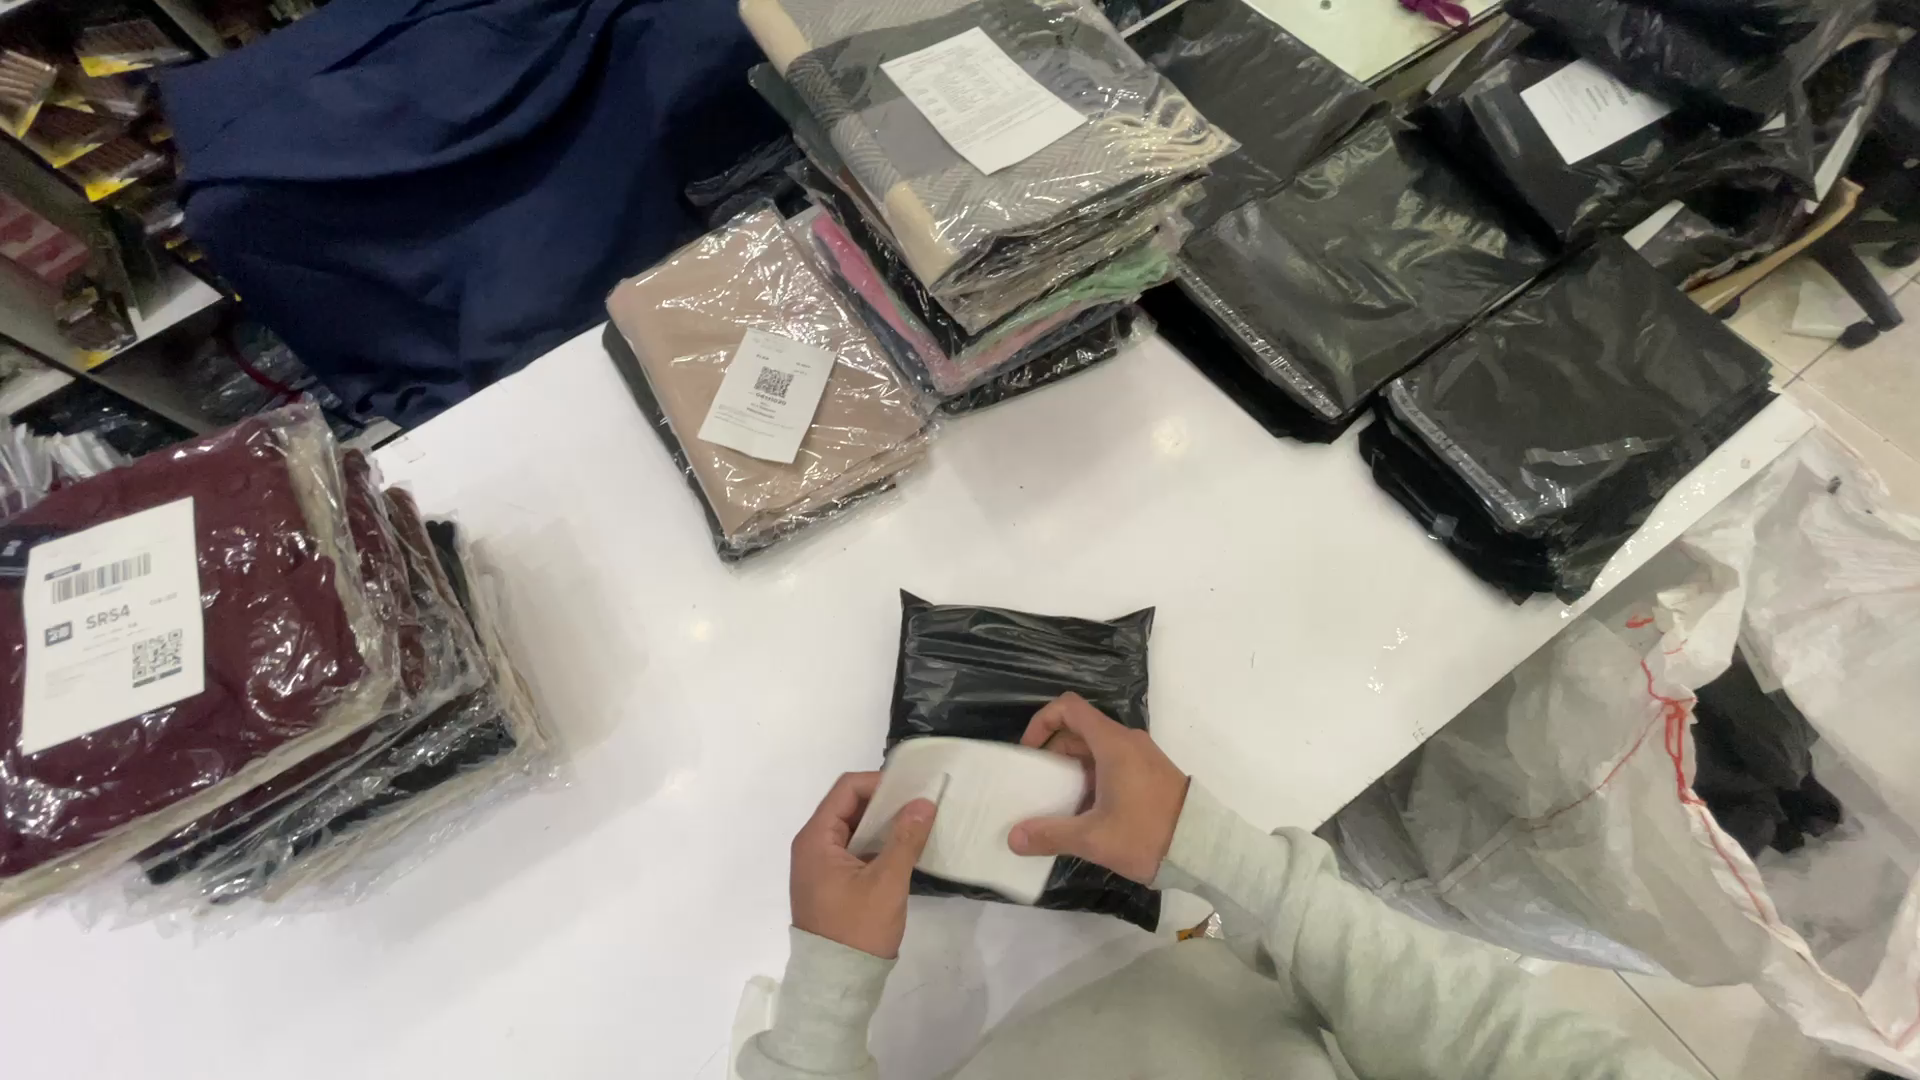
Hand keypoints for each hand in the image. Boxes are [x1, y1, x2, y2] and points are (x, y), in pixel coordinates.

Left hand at [789, 771, 935, 958]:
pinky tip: (903, 849)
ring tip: (916, 823)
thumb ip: (905, 838)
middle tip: (919, 804)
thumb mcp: (886, 882)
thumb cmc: (856, 930)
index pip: (846, 790)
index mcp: (815, 839)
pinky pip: (854, 849)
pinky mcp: (831, 882)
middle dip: (884, 802)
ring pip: (853, 828)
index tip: (911, 790)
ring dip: (882, 823)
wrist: (837, 988)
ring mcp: (820, 866)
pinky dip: (877, 843)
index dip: (879, 783)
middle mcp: (812, 846)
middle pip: (849, 806)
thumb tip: (924, 802)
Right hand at [1007, 693, 1187, 883]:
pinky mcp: (1149, 773)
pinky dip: (1091, 777)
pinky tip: (1085, 812)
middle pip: (1078, 730)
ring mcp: (1140, 756)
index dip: (1041, 722)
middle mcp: (1126, 741)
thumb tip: (1013, 838)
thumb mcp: (1095, 839)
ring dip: (1071, 769)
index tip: (1029, 753)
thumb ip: (1052, 835)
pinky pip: (1111, 763)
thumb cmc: (1149, 834)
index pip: (1068, 707)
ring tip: (1056, 802)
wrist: (1208, 850)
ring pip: (1095, 749)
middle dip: (1052, 753)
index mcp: (1112, 743)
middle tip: (1037, 785)